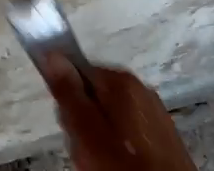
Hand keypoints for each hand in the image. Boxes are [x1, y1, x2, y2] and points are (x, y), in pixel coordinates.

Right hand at [40, 56, 198, 170]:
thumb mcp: (86, 131)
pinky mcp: (162, 134)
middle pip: (94, 93)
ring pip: (110, 114)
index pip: (77, 71)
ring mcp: (154, 111)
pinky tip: (120, 162)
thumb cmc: (123, 166)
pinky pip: (128, 129)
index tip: (70, 124)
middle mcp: (140, 87)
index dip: (68, 99)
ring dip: (100, 134)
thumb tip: (50, 53)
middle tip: (85, 146)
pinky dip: (120, 144)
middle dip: (84, 118)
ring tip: (102, 158)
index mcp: (121, 80)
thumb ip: (67, 92)